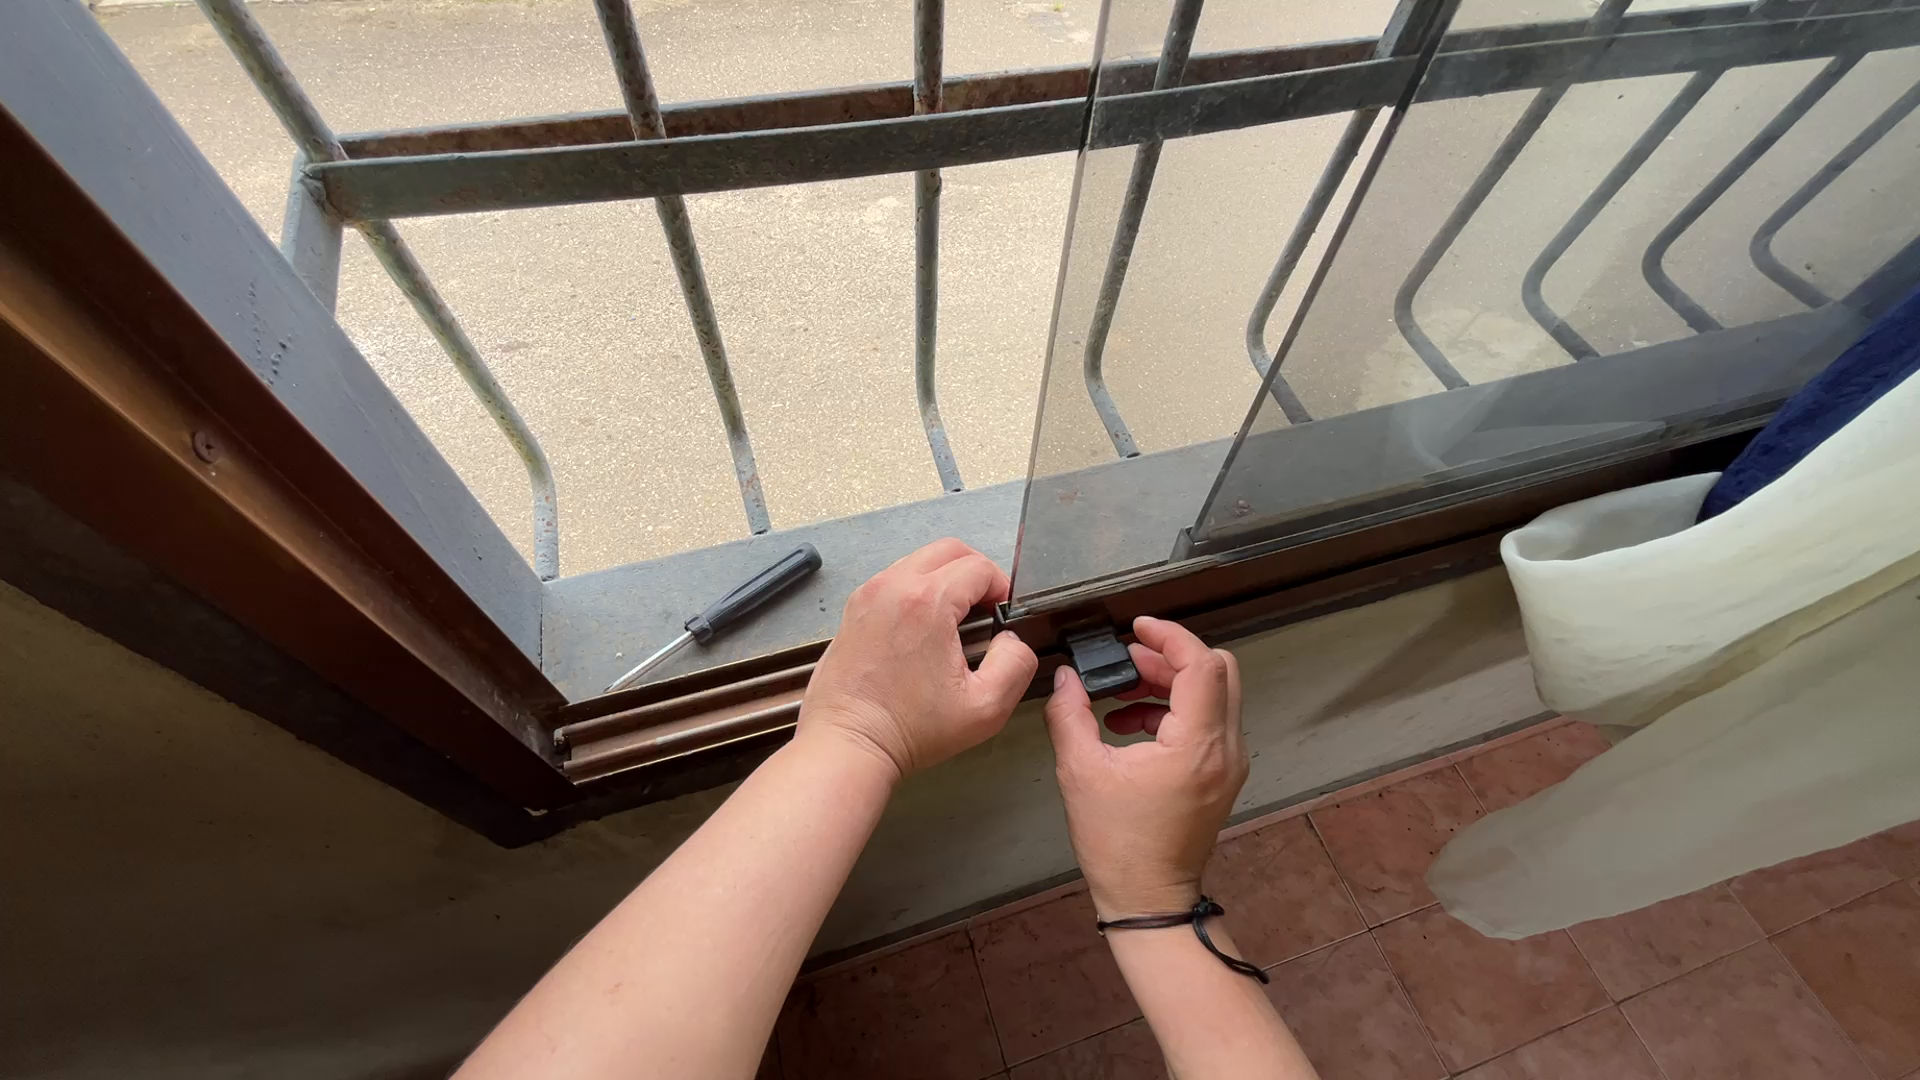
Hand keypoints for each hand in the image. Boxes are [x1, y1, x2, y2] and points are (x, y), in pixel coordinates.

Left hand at [800, 539, 1038, 781]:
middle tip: (986, 607)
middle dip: (976, 572)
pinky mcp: (854, 608)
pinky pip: (895, 579)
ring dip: (945, 578)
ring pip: (920, 560)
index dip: (1001, 587)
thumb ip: (1015, 664)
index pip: (979, 567)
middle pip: (949, 549)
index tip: (1002, 613)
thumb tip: (1013, 640)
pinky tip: (925, 629)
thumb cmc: (907, 730)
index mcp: (928, 601)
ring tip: (956, 620)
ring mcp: (869, 594)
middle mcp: (894, 586)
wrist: (847, 744)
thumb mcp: (985, 707)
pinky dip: (917, 590)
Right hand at [1043, 616, 1248, 918]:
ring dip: (1170, 680)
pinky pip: (1208, 720)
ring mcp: (1228, 763)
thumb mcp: (1080, 770)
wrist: (1149, 898)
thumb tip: (1065, 677)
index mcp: (1196, 745)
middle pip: (1218, 671)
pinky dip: (1174, 707)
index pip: (1202, 665)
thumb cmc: (1117, 842)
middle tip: (1127, 657)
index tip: (1137, 627)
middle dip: (1170, 655)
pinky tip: (1131, 722)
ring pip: (1215, 694)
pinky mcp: (1220, 774)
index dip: (1170, 636)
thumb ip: (1070, 713)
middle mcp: (1225, 749)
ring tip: (1122, 690)